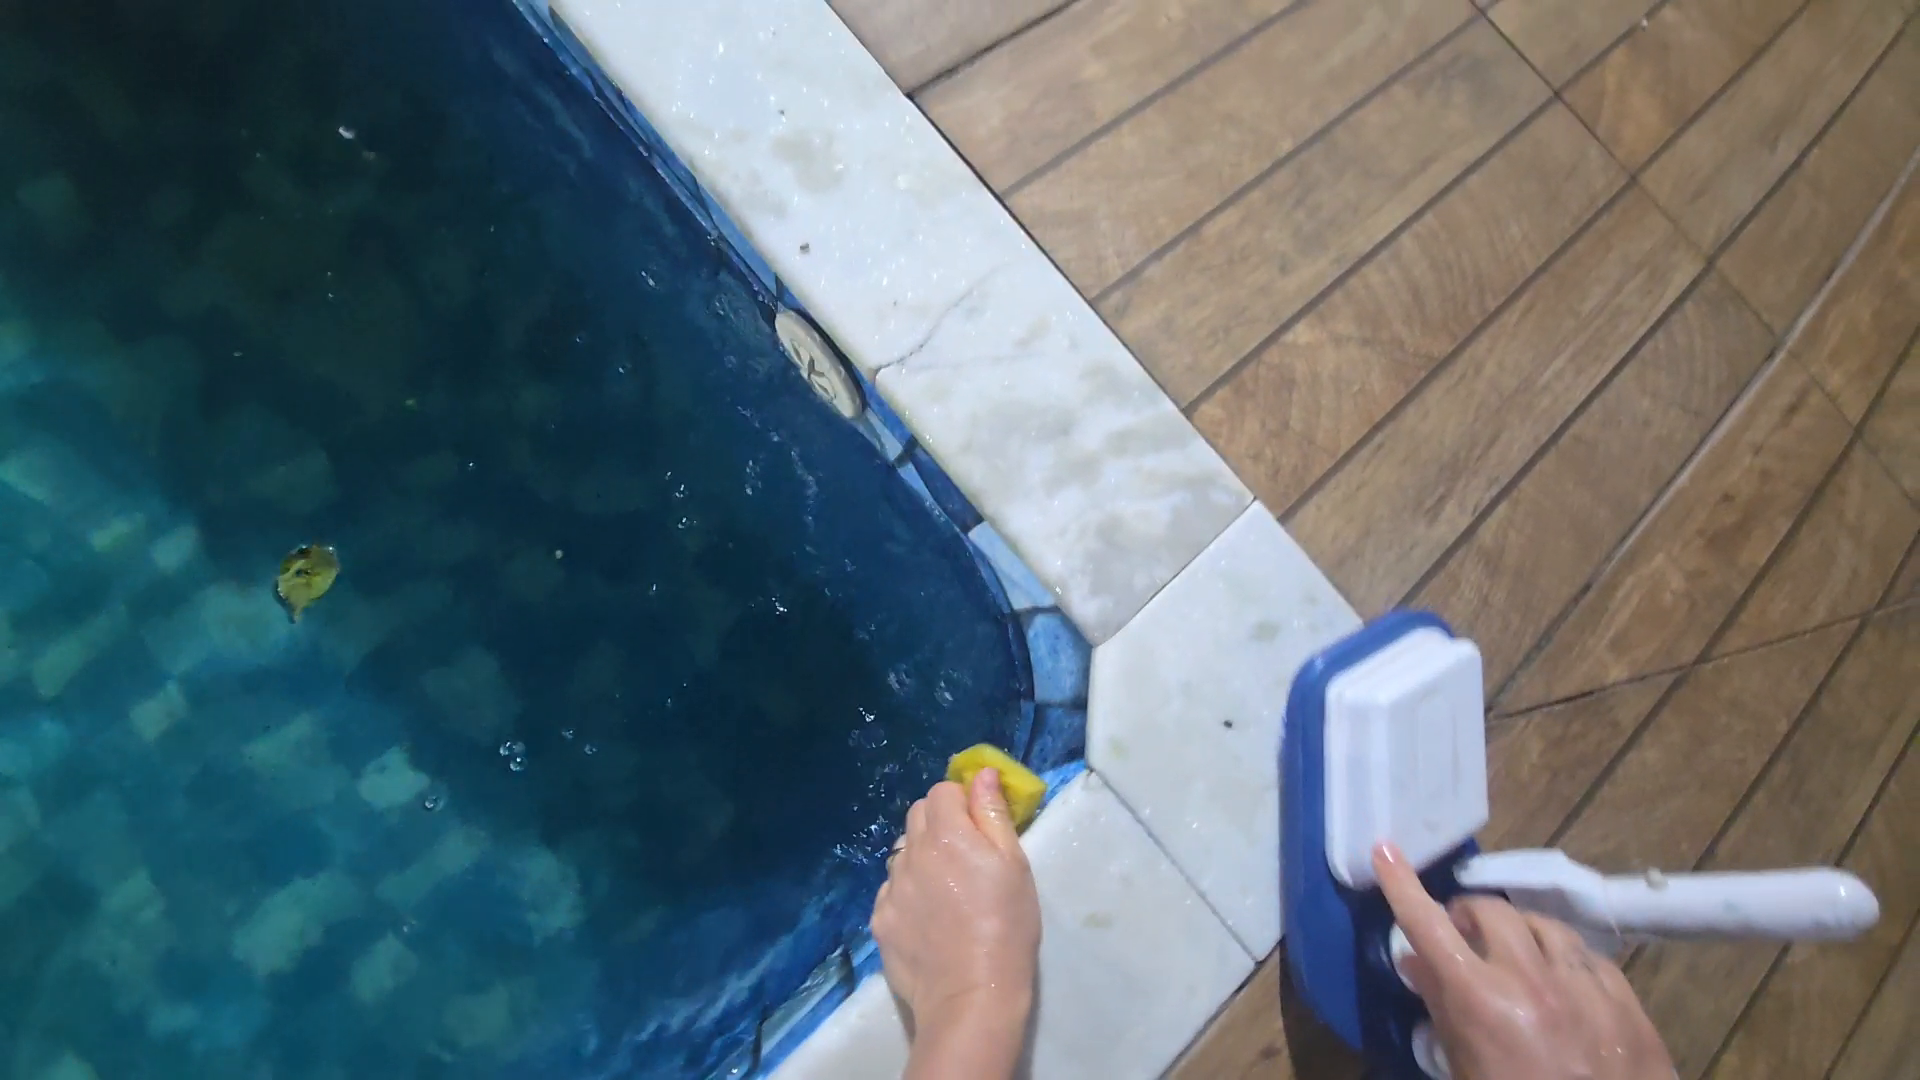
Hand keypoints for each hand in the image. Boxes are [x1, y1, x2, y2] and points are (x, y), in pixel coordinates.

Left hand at [871, 769, 1039, 1076]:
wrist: (972, 998)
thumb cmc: (1006, 925)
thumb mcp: (1013, 863)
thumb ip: (992, 812)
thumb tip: (982, 773)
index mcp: (945, 832)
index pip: (942, 791)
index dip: (961, 803)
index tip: (978, 828)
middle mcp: (910, 852)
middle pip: (918, 815)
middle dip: (939, 823)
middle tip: (964, 856)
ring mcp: (890, 888)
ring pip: (903, 852)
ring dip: (921, 857)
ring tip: (947, 891)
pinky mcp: (880, 920)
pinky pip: (891, 889)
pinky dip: (908, 893)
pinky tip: (929, 919)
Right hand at [1373, 844, 1673, 1079]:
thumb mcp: (1463, 1064)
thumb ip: (1441, 1005)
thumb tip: (1416, 961)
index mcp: (1479, 998)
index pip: (1426, 922)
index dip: (1401, 883)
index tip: (1385, 849)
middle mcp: (1531, 982)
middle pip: (1491, 910)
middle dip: (1469, 914)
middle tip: (1464, 935)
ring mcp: (1587, 993)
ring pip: (1546, 926)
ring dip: (1521, 932)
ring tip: (1517, 953)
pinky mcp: (1632, 1012)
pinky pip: (1594, 960)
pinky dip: (1569, 960)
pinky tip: (1566, 980)